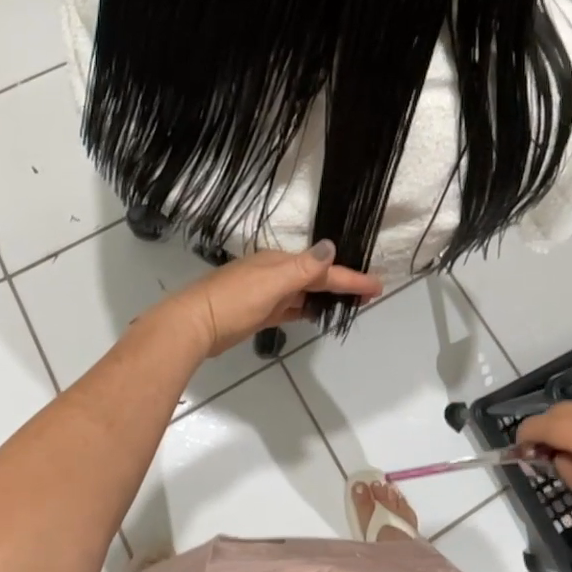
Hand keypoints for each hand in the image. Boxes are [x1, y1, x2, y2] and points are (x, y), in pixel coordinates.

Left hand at [152, 242, 384, 356]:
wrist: (193, 325)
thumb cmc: (233, 302)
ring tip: (349, 303)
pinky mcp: (257, 312)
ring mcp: (264, 293)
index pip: (323, 268)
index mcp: (278, 263)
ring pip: (303, 292)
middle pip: (315, 277)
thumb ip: (303, 268)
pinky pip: (290, 306)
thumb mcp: (272, 284)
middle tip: (369, 294)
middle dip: (341, 283)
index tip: (377, 285)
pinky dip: (305, 308)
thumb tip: (331, 247)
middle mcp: (273, 273)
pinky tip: (314, 313)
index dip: (350, 277)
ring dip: (325, 295)